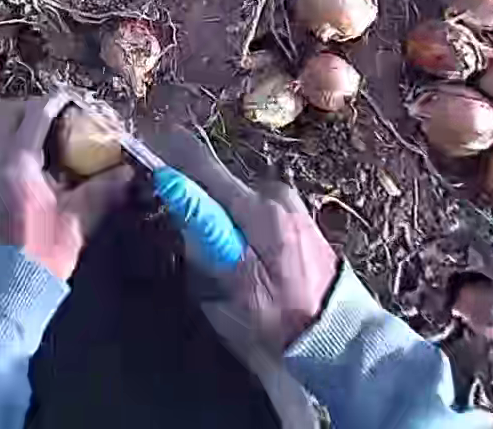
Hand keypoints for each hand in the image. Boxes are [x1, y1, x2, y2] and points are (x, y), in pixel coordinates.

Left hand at [0, 93, 133, 280]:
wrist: (10, 286)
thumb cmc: (43, 251)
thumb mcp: (77, 218)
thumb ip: (102, 190)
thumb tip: (127, 172)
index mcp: (19, 162)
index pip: (36, 113)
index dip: (56, 101)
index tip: (74, 100)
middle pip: (6, 112)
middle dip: (31, 106)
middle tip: (57, 115)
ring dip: (22, 123)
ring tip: (51, 135)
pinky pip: (0, 147)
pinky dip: (18, 142)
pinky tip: (42, 159)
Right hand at [159, 130, 339, 350]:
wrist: (343, 338)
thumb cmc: (286, 317)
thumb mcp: (241, 283)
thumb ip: (206, 230)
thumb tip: (172, 183)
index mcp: (260, 207)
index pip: (205, 168)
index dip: (174, 159)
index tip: (149, 154)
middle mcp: (274, 192)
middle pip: (218, 184)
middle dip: (200, 206)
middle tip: (200, 252)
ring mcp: (287, 199)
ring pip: (234, 197)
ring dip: (220, 218)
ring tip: (228, 264)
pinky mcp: (293, 211)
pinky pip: (251, 206)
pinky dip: (238, 222)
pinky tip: (249, 256)